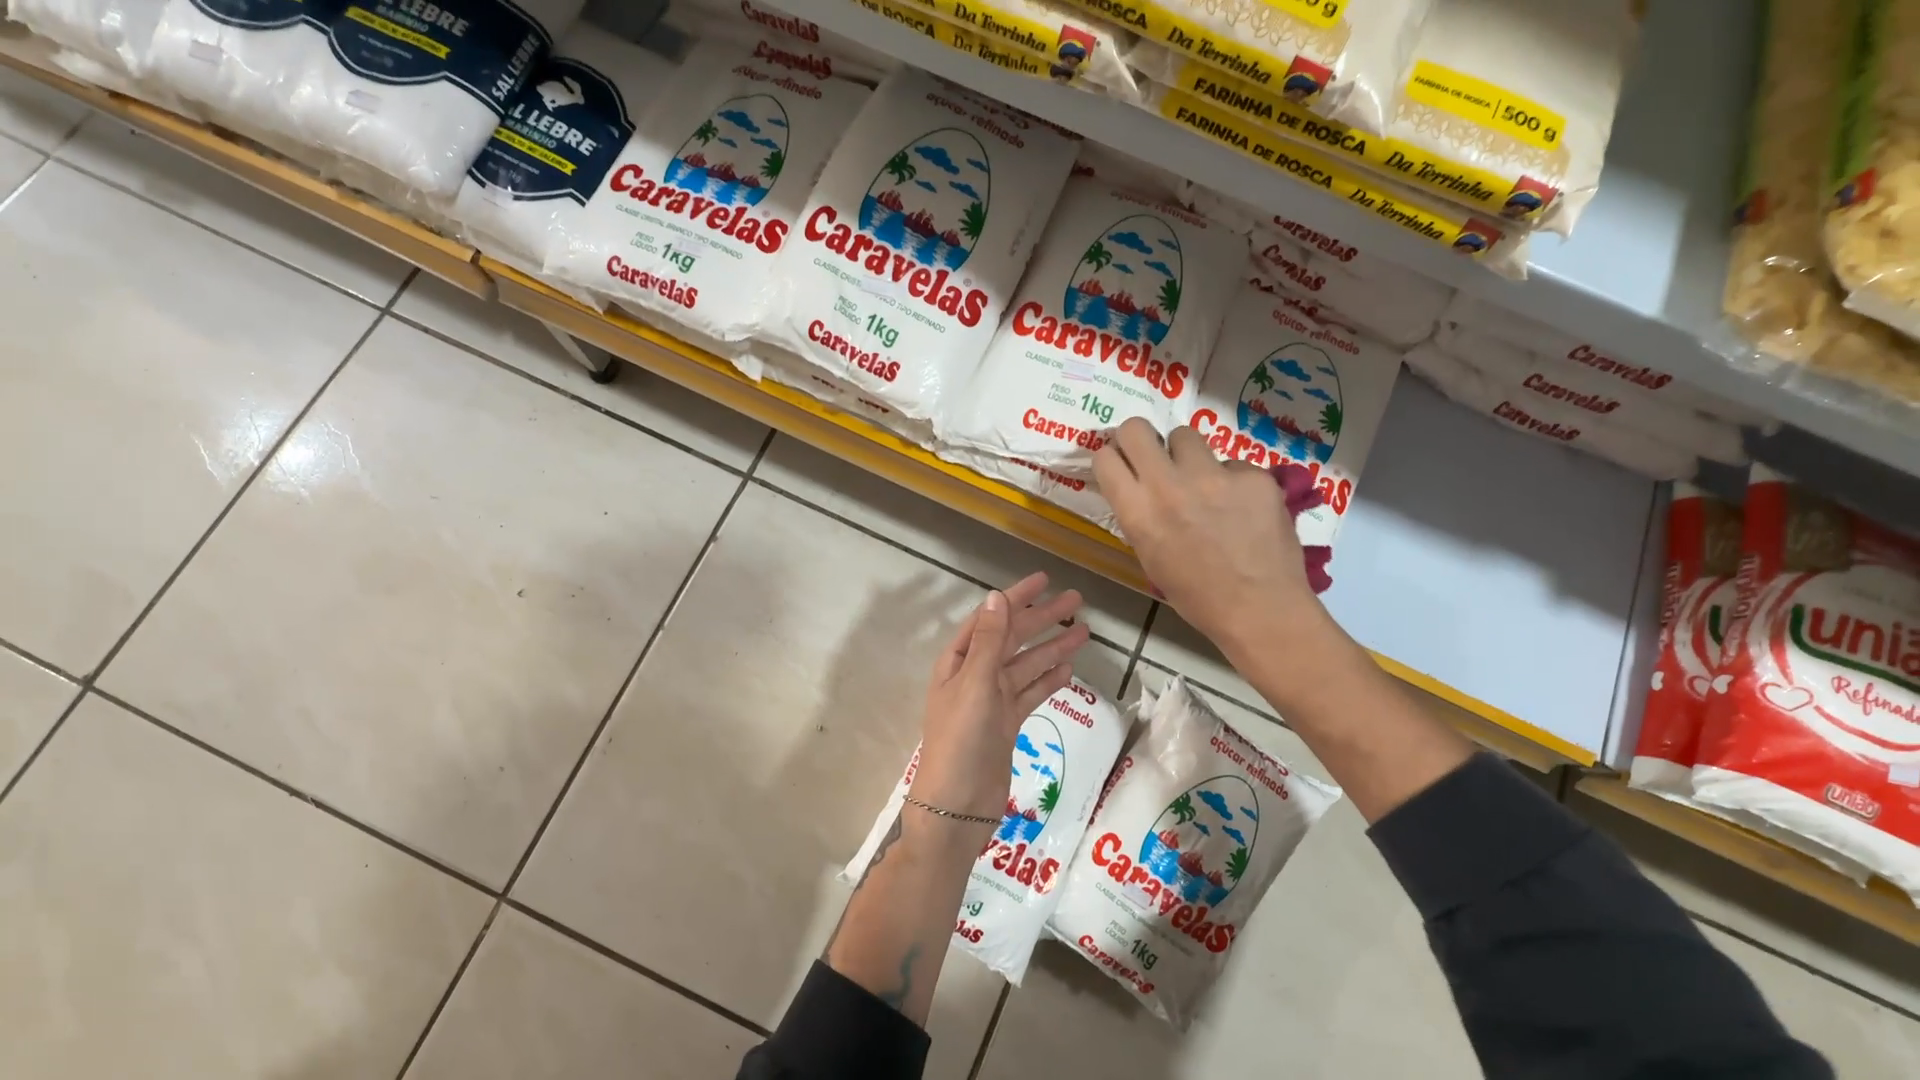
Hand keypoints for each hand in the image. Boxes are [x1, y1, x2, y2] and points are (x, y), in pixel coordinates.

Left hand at [910, 572, 1089, 829]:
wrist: (957, 806)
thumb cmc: (961, 740)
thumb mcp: (974, 684)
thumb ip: (988, 641)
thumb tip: (997, 597)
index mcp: (958, 662)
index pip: (990, 619)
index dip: (1016, 598)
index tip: (1044, 581)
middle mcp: (973, 677)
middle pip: (1011, 639)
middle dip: (1042, 620)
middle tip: (1077, 601)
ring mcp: (991, 702)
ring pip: (1026, 666)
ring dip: (1051, 648)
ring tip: (1084, 632)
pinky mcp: (1006, 726)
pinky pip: (1030, 694)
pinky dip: (1048, 681)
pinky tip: (1069, 670)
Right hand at [1093, 418, 1328, 667]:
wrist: (1260, 609)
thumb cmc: (1197, 596)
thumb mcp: (1150, 556)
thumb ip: (1138, 515)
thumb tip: (1136, 487)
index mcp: (1138, 512)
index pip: (1104, 457)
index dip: (1112, 458)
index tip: (1122, 465)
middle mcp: (1169, 485)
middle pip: (1136, 428)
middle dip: (1140, 439)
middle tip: (1153, 456)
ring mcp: (1214, 475)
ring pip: (1186, 436)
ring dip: (1188, 456)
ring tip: (1203, 484)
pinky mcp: (1253, 475)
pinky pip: (1232, 463)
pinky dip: (1232, 481)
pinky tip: (1242, 509)